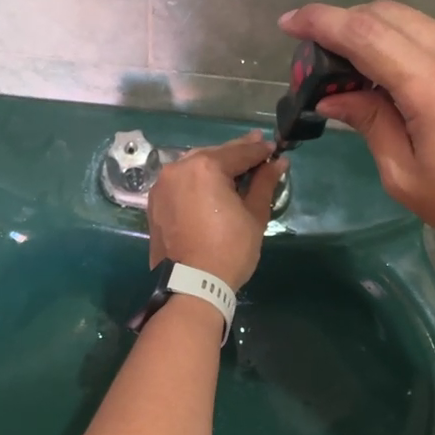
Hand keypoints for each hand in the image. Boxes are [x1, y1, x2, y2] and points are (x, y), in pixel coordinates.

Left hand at [147, 132, 286, 290]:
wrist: (191, 284)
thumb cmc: (229, 250)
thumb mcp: (254, 215)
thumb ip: (264, 183)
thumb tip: (279, 163)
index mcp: (205, 167)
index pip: (239, 152)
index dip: (260, 151)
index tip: (274, 150)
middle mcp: (179, 168)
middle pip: (214, 155)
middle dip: (236, 154)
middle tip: (258, 152)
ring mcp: (162, 185)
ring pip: (194, 166)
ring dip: (215, 166)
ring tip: (236, 170)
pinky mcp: (155, 202)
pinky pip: (181, 182)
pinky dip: (197, 181)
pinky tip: (212, 186)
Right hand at [280, 1, 434, 259]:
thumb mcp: (404, 175)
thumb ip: (369, 123)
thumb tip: (334, 97)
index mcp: (430, 84)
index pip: (363, 32)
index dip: (319, 22)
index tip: (286, 24)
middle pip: (385, 13)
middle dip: (341, 23)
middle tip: (313, 59)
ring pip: (410, 19)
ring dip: (370, 31)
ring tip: (345, 69)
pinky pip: (430, 35)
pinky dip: (397, 41)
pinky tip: (385, 75)